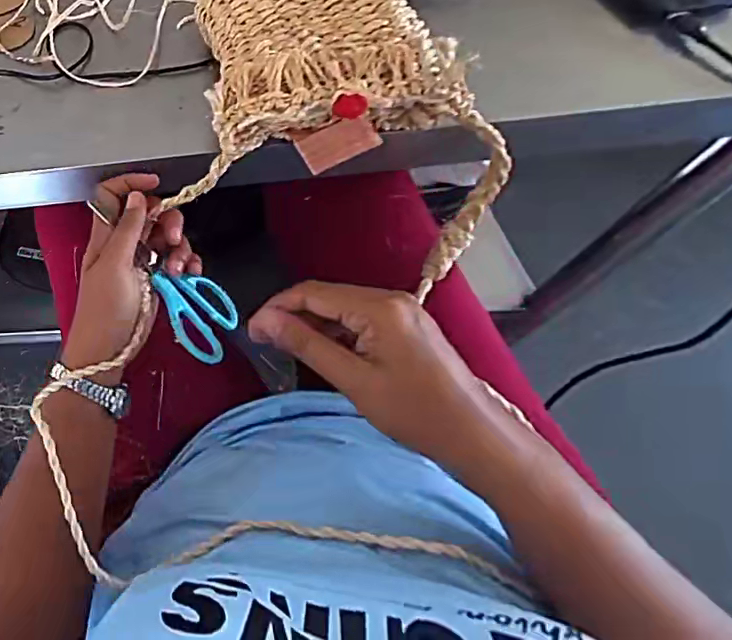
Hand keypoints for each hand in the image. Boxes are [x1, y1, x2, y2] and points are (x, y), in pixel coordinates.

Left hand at [62, 174, 199, 376]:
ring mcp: (141, 259)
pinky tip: (187, 274)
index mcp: (106, 234)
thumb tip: (137, 196)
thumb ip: (128, 228)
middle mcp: (124, 242)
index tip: (155, 182)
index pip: (113, 195)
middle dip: (167, 219)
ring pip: (166, 235)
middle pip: (150, 213)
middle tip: (172, 237)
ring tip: (177, 268)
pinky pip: (176, 259)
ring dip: (179, 246)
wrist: (108, 350)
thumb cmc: (103, 310)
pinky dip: (187, 263)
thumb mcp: (114, 265)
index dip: (132, 183)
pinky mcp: (156, 277)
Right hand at [248, 281, 502, 464]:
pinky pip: (361, 318)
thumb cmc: (417, 413)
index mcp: (378, 306)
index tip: (252, 330)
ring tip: (289, 348)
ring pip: (342, 307)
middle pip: (327, 296)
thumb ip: (307, 344)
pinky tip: (325, 351)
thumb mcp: (354, 381)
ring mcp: (402, 310)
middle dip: (293, 314)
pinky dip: (337, 331)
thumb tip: (265, 321)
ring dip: (314, 323)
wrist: (479, 438)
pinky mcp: (408, 325)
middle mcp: (390, 298)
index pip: (312, 292)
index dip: (277, 307)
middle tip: (265, 341)